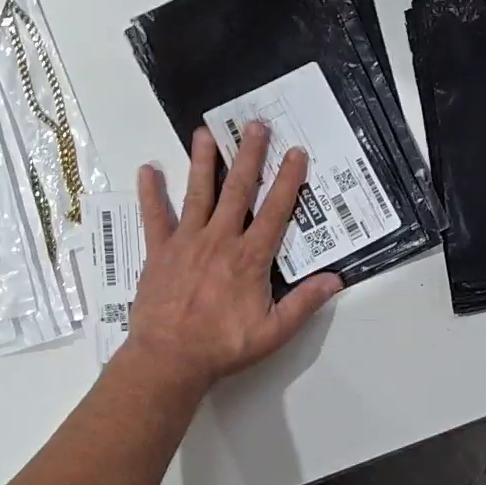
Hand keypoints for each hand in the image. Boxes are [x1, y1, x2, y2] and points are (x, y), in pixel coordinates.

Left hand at [123, 123, 343, 399]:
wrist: (168, 359)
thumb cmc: (224, 346)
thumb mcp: (274, 332)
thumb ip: (305, 303)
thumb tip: (336, 279)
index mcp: (250, 257)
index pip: (275, 210)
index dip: (288, 180)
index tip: (296, 152)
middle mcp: (220, 240)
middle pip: (237, 190)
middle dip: (249, 155)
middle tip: (255, 125)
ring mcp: (186, 242)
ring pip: (197, 193)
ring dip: (203, 161)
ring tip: (206, 132)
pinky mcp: (159, 252)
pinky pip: (155, 217)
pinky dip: (151, 193)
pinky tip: (148, 169)